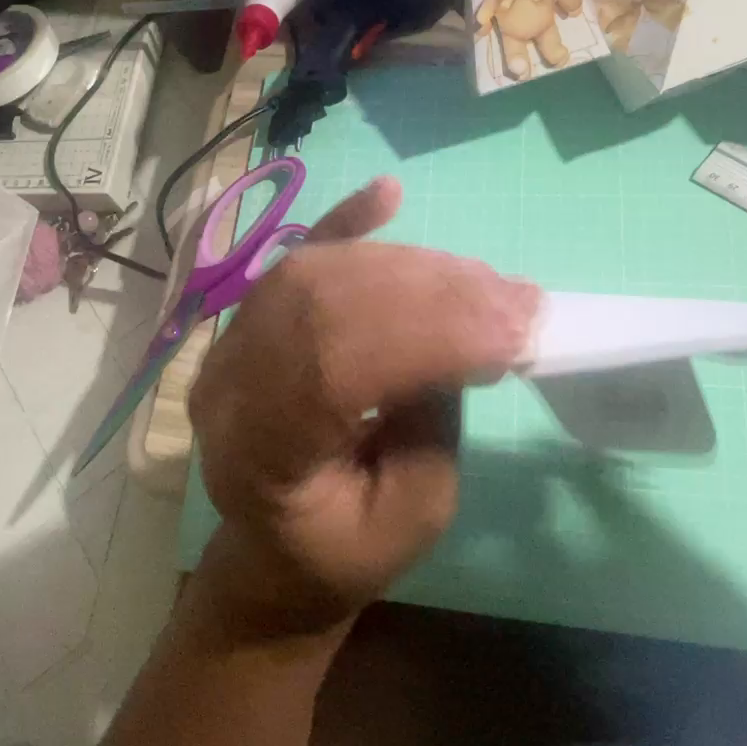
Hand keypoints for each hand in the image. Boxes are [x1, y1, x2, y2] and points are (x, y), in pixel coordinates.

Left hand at [188, 177, 541, 638]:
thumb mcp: (408, 519)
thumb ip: (428, 428)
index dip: (429, 339)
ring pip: (319, 273)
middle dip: (432, 294)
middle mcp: (229, 382)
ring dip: (413, 267)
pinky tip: (388, 193)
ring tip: (487, 282)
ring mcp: (232, 343)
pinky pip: (298, 260)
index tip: (516, 334)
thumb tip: (461, 338)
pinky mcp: (252, 320)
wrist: (277, 552)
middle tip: (517, 301)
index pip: (335, 369)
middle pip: (325, 305)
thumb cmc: (343, 550)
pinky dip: (346, 223)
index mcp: (257, 453)